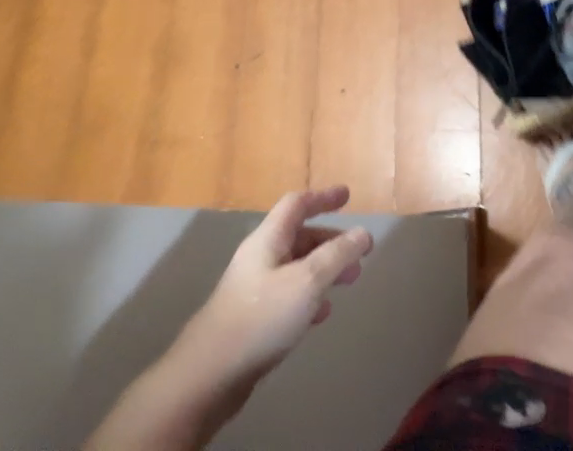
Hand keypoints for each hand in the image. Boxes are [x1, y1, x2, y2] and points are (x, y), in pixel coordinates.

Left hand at [87, 188, 373, 450]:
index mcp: (267, 241)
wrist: (208, 376)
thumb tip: (364, 233)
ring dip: (325, 269)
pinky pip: (288, 296)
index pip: (296, 205)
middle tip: (360, 253)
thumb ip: (338, 254)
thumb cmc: (261, 318)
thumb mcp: (308, 281)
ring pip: (296, 268)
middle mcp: (258, 260)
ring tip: (350, 281)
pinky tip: (322, 313)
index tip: (348, 197)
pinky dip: (310, 296)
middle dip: (332, 241)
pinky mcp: (252, 320)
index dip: (323, 197)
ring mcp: (253, 291)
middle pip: (299, 237)